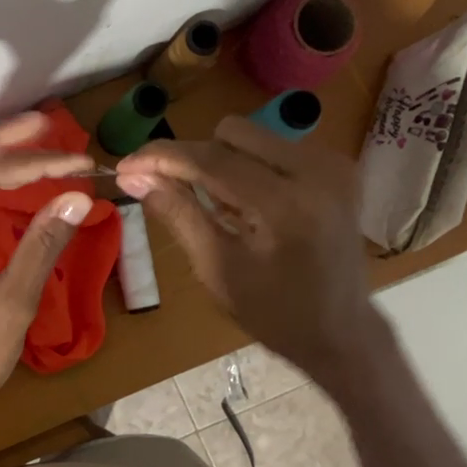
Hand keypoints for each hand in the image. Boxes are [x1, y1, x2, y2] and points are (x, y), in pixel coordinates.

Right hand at [115, 116, 380, 380]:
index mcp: (284, 205)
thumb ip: (178, 214)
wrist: (340, 331)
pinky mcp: (339, 168)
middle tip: (172, 192)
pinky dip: (250, 167)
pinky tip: (247, 205)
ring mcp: (332, 166)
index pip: (211, 159)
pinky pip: (276, 148)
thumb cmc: (273, 312)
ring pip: (253, 137)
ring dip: (222, 162)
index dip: (162, 157)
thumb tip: (134, 177)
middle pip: (231, 135)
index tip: (126, 164)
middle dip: (194, 159)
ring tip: (219, 208)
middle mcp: (315, 172)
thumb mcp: (216, 268)